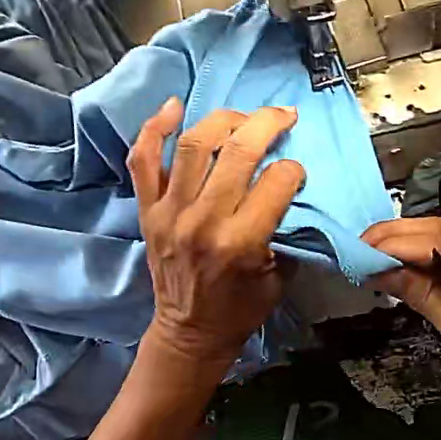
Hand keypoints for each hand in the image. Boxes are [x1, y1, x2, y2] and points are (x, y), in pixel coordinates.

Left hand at [128, 99, 305, 375]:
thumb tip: (293, 190)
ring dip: (223, 119)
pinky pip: (144, 160)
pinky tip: (174, 107)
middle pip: (238, 150)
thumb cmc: (240, 309)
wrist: (190, 332)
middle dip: (268, 124)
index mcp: (241, 241)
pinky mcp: (148, 210)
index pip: (277, 180)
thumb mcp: (280, 277)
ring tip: (243, 116)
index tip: (296, 174)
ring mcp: (170, 212)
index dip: (294, 170)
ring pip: (194, 144)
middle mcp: (203, 220)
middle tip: (284, 115)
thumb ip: (289, 231)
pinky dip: (155, 128)